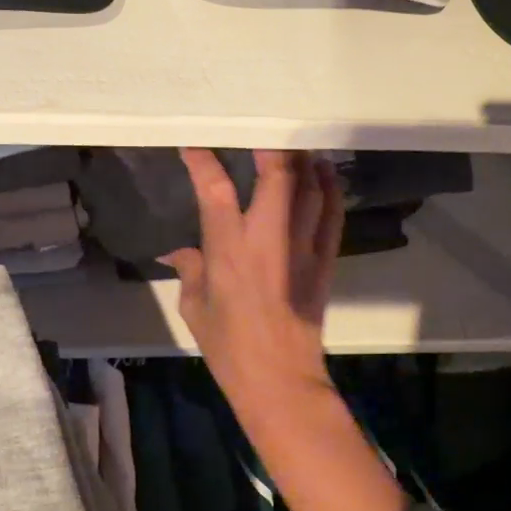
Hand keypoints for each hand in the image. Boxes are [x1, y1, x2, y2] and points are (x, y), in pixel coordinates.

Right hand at [160, 148, 343, 405]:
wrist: (280, 381)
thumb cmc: (229, 346)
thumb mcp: (195, 307)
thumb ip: (189, 269)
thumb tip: (178, 251)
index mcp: (229, 250)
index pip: (214, 189)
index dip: (203, 160)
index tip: (194, 144)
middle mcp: (267, 239)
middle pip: (278, 176)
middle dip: (271, 146)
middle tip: (262, 128)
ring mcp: (302, 248)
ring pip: (310, 189)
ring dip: (303, 160)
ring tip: (294, 143)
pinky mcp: (325, 261)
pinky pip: (332, 214)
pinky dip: (330, 189)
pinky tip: (324, 173)